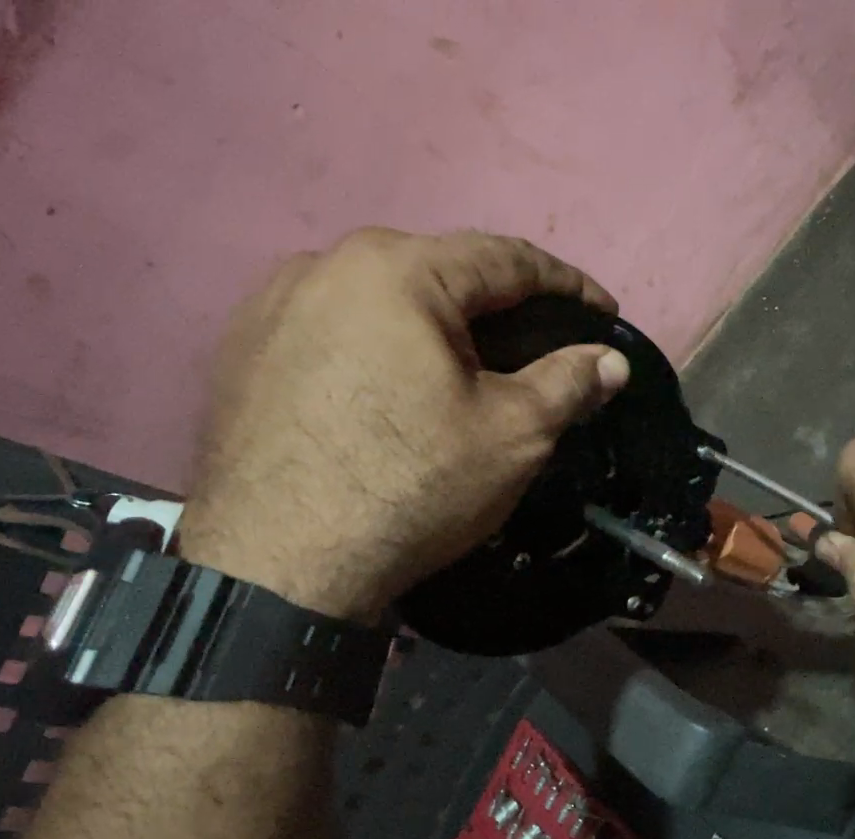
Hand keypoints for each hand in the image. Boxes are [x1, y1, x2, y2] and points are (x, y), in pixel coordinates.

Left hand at [178, 229, 627, 620]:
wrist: (278, 563)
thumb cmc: (412, 485)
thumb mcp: (514, 433)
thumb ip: (570, 382)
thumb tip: (613, 360)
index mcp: (399, 269)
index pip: (505, 258)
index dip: (566, 284)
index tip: (603, 312)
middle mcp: (325, 264)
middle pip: (439, 272)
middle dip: (498, 305)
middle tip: (536, 347)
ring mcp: (272, 304)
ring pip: (381, 299)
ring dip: (434, 325)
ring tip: (466, 369)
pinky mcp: (241, 349)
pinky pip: (334, 329)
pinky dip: (379, 347)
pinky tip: (393, 390)